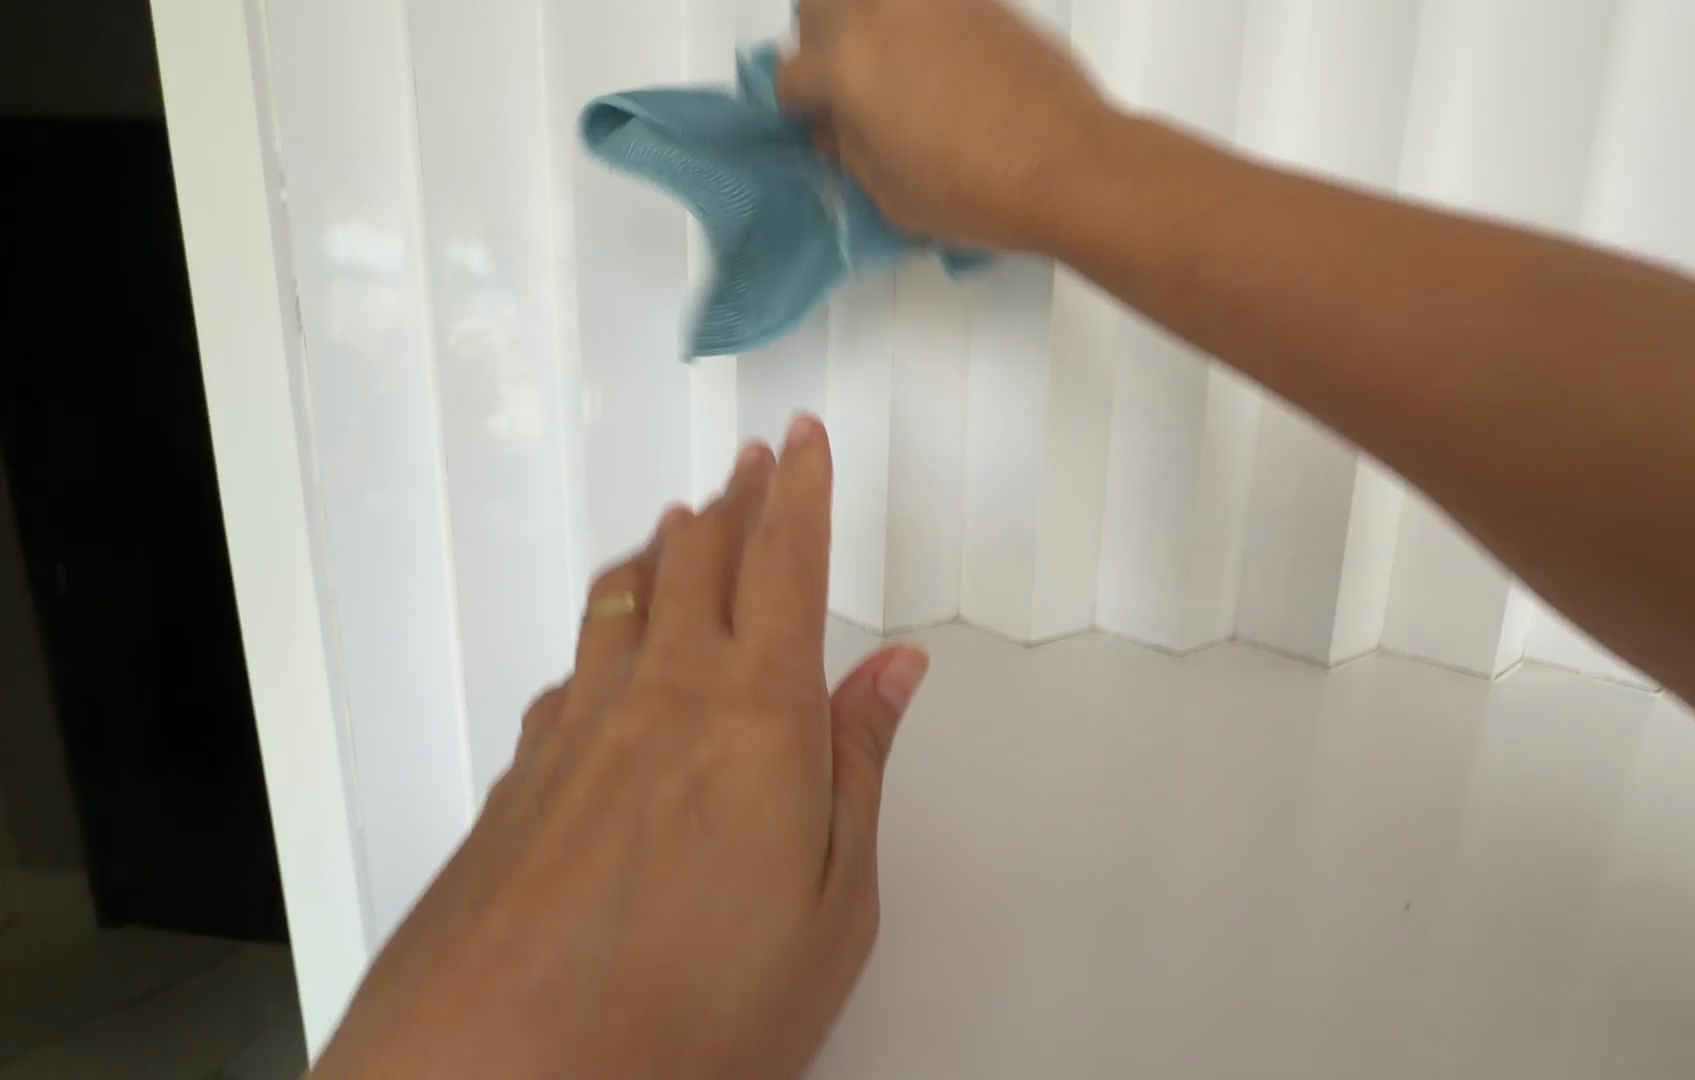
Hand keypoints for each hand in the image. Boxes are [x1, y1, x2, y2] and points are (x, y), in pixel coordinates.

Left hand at [311, 416, 929, 1079]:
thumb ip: (860, 763)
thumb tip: (896, 670)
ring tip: (687, 518)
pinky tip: (612, 640)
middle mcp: (665, 693)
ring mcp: (582, 726)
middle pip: (702, 556)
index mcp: (757, 714)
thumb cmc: (702, 1007)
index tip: (806, 436)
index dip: (802, 489)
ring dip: (666, 544)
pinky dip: (608, 624)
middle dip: (737, 497)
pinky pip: (577, 663)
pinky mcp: (522, 771)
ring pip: (627, 592)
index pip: (787, 564)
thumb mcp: (833, 898)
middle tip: (756, 460)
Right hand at [778, 0, 1116, 250]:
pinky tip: (938, 66)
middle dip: (818, 46)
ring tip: (889, 72)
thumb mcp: (893, 196)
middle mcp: (881, 10)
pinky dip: (915, 23)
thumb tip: (834, 128)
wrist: (1066, 166)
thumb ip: (851, 153)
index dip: (796, 109)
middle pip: (817, 6)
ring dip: (863, 25)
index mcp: (847, 66)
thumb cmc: (975, 194)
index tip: (810, 125)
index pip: (792, 75)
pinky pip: (925, 2)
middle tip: (842, 88)